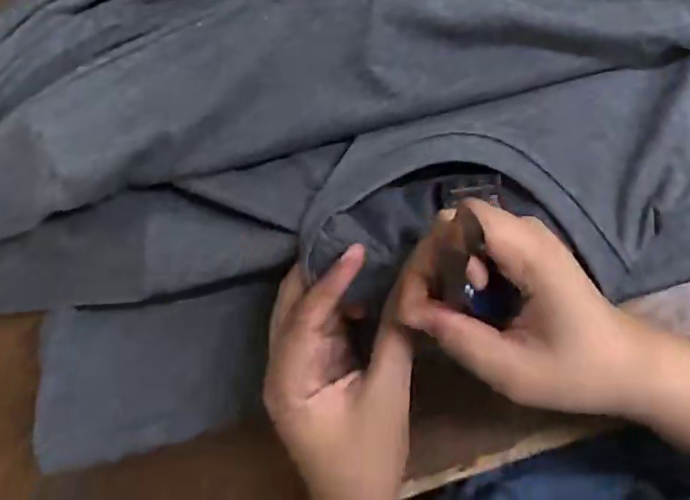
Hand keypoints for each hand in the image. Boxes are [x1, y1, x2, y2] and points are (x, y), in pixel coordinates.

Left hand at [264, 244, 412, 499]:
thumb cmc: (369, 456)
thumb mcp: (388, 393)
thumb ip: (395, 333)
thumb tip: (410, 280)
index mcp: (289, 380)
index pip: (305, 315)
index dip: (331, 278)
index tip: (357, 247)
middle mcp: (279, 368)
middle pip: (291, 304)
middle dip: (317, 268)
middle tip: (349, 233)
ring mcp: (291, 367)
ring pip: (301, 308)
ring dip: (326, 281)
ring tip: (358, 250)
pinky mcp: (308, 368)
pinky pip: (316, 321)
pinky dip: (335, 298)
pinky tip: (359, 282)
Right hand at [395, 200, 657, 416]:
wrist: (626, 364)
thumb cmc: (575, 370)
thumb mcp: (512, 370)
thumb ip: (459, 338)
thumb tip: (409, 312)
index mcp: (527, 249)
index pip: (462, 218)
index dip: (435, 252)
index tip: (430, 300)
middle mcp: (526, 229)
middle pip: (459, 220)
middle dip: (436, 260)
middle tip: (435, 308)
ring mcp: (528, 235)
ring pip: (467, 229)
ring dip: (449, 265)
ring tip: (455, 309)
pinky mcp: (528, 247)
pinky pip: (482, 242)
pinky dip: (466, 267)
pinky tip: (474, 303)